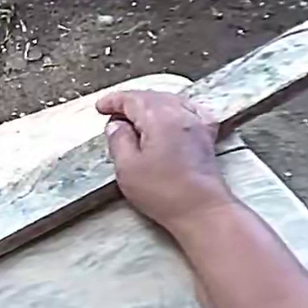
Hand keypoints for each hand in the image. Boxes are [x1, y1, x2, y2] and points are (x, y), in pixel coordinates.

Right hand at [96, 90, 235, 231]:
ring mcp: (197, 124)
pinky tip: (171, 118)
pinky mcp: (206, 137)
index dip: (114, 100)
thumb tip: (115, 125)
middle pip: (151, 97)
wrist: (202, 210)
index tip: (101, 107)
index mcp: (159, 117)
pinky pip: (189, 112)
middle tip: (114, 117)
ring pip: (170, 102)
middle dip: (130, 103)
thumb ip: (119, 141)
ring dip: (150, 106)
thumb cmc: (164, 192)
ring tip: (136, 119)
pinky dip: (174, 110)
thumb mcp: (128, 168)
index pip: (132, 99)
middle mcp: (181, 114)